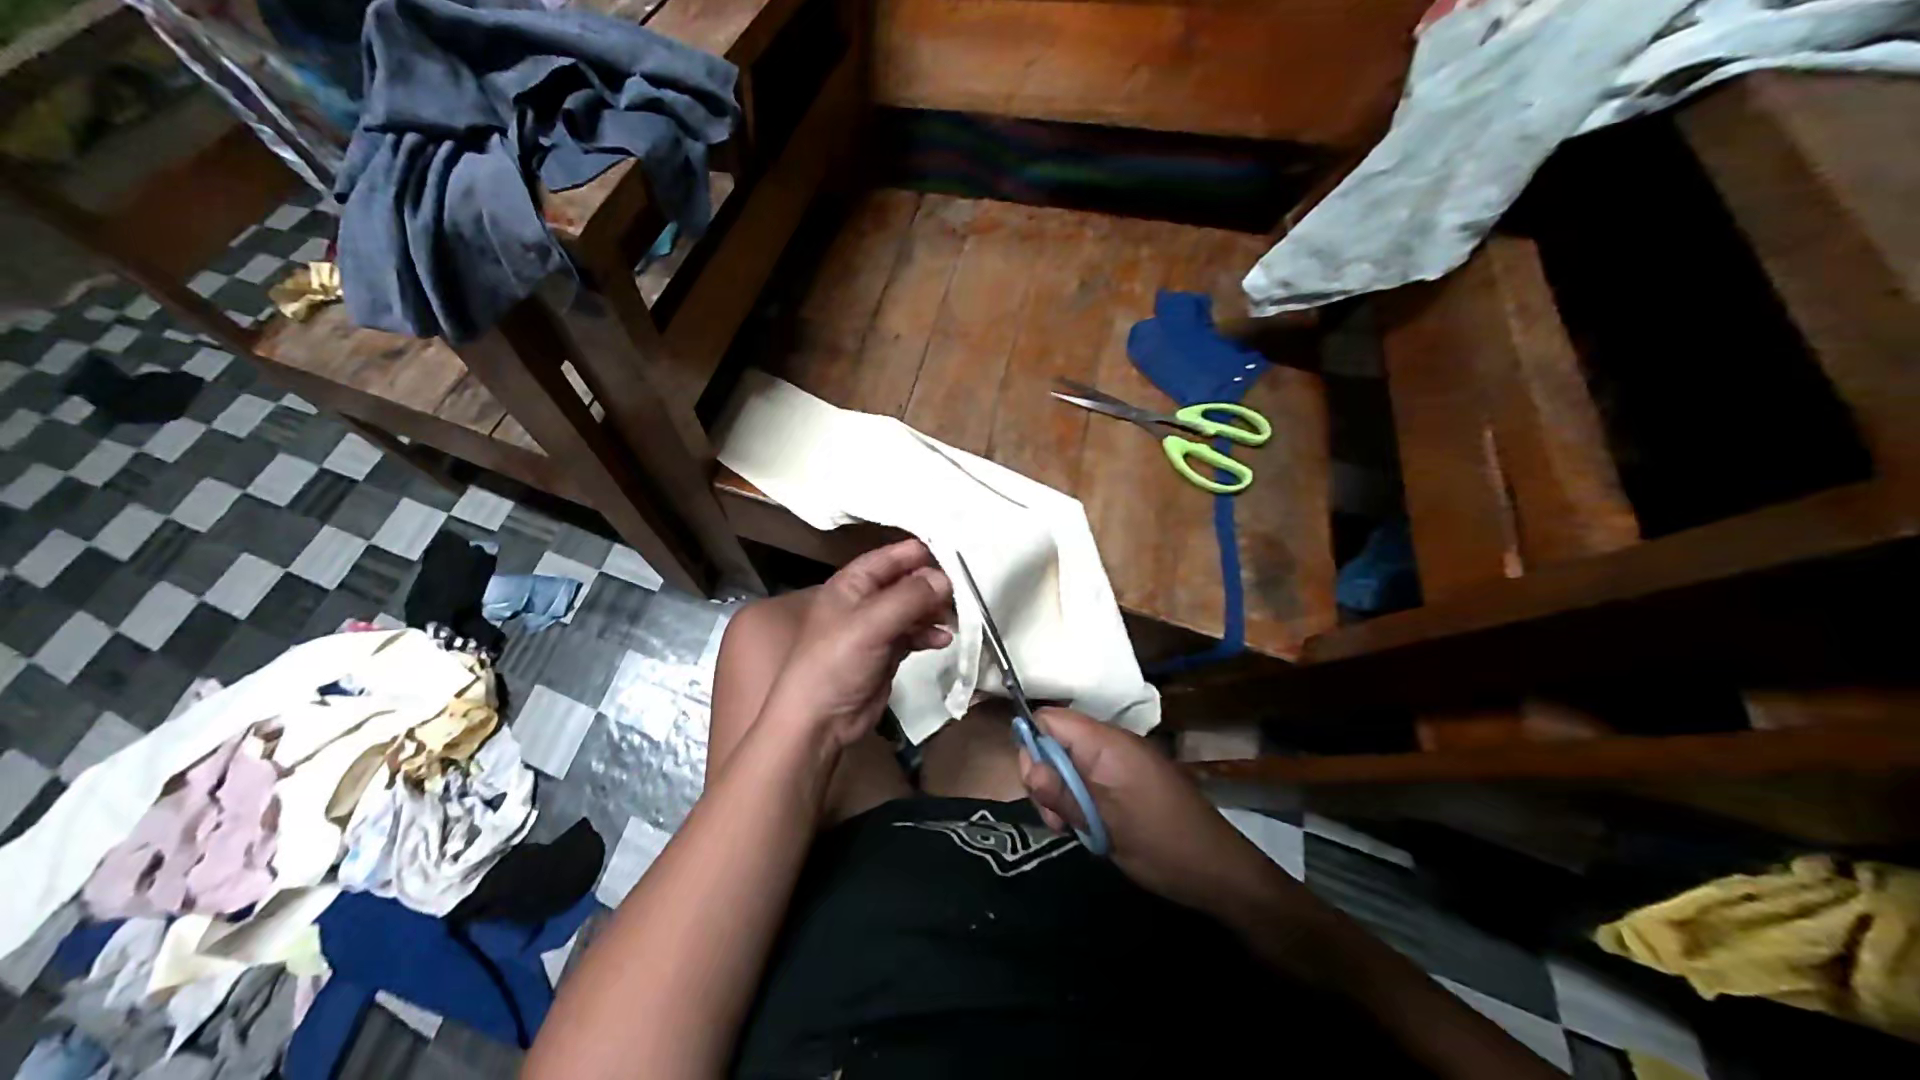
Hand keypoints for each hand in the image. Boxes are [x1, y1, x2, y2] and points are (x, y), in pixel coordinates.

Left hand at [761, 539, 952, 749]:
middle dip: (933, 584)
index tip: (957, 554)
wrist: (820, 720)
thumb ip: (909, 597)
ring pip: (913, 608)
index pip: (891, 557)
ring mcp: (877, 628)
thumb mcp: (871, 624)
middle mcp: (865, 600)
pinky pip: (914, 634)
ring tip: (955, 618)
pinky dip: (930, 634)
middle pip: (906, 581)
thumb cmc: (837, 662)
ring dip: (935, 610)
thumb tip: (945, 578)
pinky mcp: (887, 652)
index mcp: (852, 583)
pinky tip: (944, 641)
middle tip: (963, 592)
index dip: (920, 553)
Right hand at [1021, 708, 1281, 918]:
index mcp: (1106, 743)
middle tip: (1058, 820)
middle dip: (1047, 778)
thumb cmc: (1161, 845)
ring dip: (1063, 794)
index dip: (1033, 745)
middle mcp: (1112, 743)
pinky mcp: (1130, 778)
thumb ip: (1062, 793)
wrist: (1220, 870)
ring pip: (1071, 763)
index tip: (1037, 787)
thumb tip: (1028, 766)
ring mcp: (1123, 760)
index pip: (1050, 719)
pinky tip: (1091, 828)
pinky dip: (1082, 799)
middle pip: (1056, 742)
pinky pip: (1091, 776)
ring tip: (1074, 829)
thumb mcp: (1103, 824)